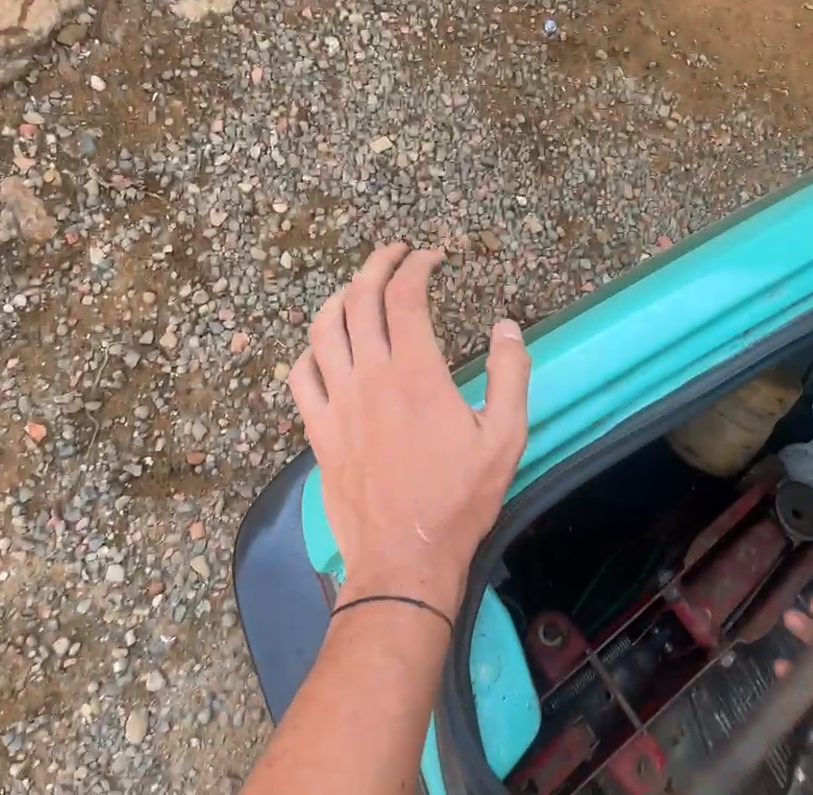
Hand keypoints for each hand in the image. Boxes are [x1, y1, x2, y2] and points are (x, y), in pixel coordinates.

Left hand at [289, 243, 530, 619]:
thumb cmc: (460, 499)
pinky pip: (301, 374)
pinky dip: (311, 348)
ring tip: (359, 286)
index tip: (433, 257)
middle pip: (359, 299)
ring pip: (323, 329)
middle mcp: (369, 377)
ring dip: (341, 296)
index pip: (405, 296)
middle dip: (377, 264)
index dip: (417, 266)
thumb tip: (506, 325)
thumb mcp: (506, 436)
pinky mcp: (319, 430)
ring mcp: (337, 403)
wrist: (404, 559)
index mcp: (415, 374)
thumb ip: (511, 373)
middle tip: (396, 253)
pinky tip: (326, 346)